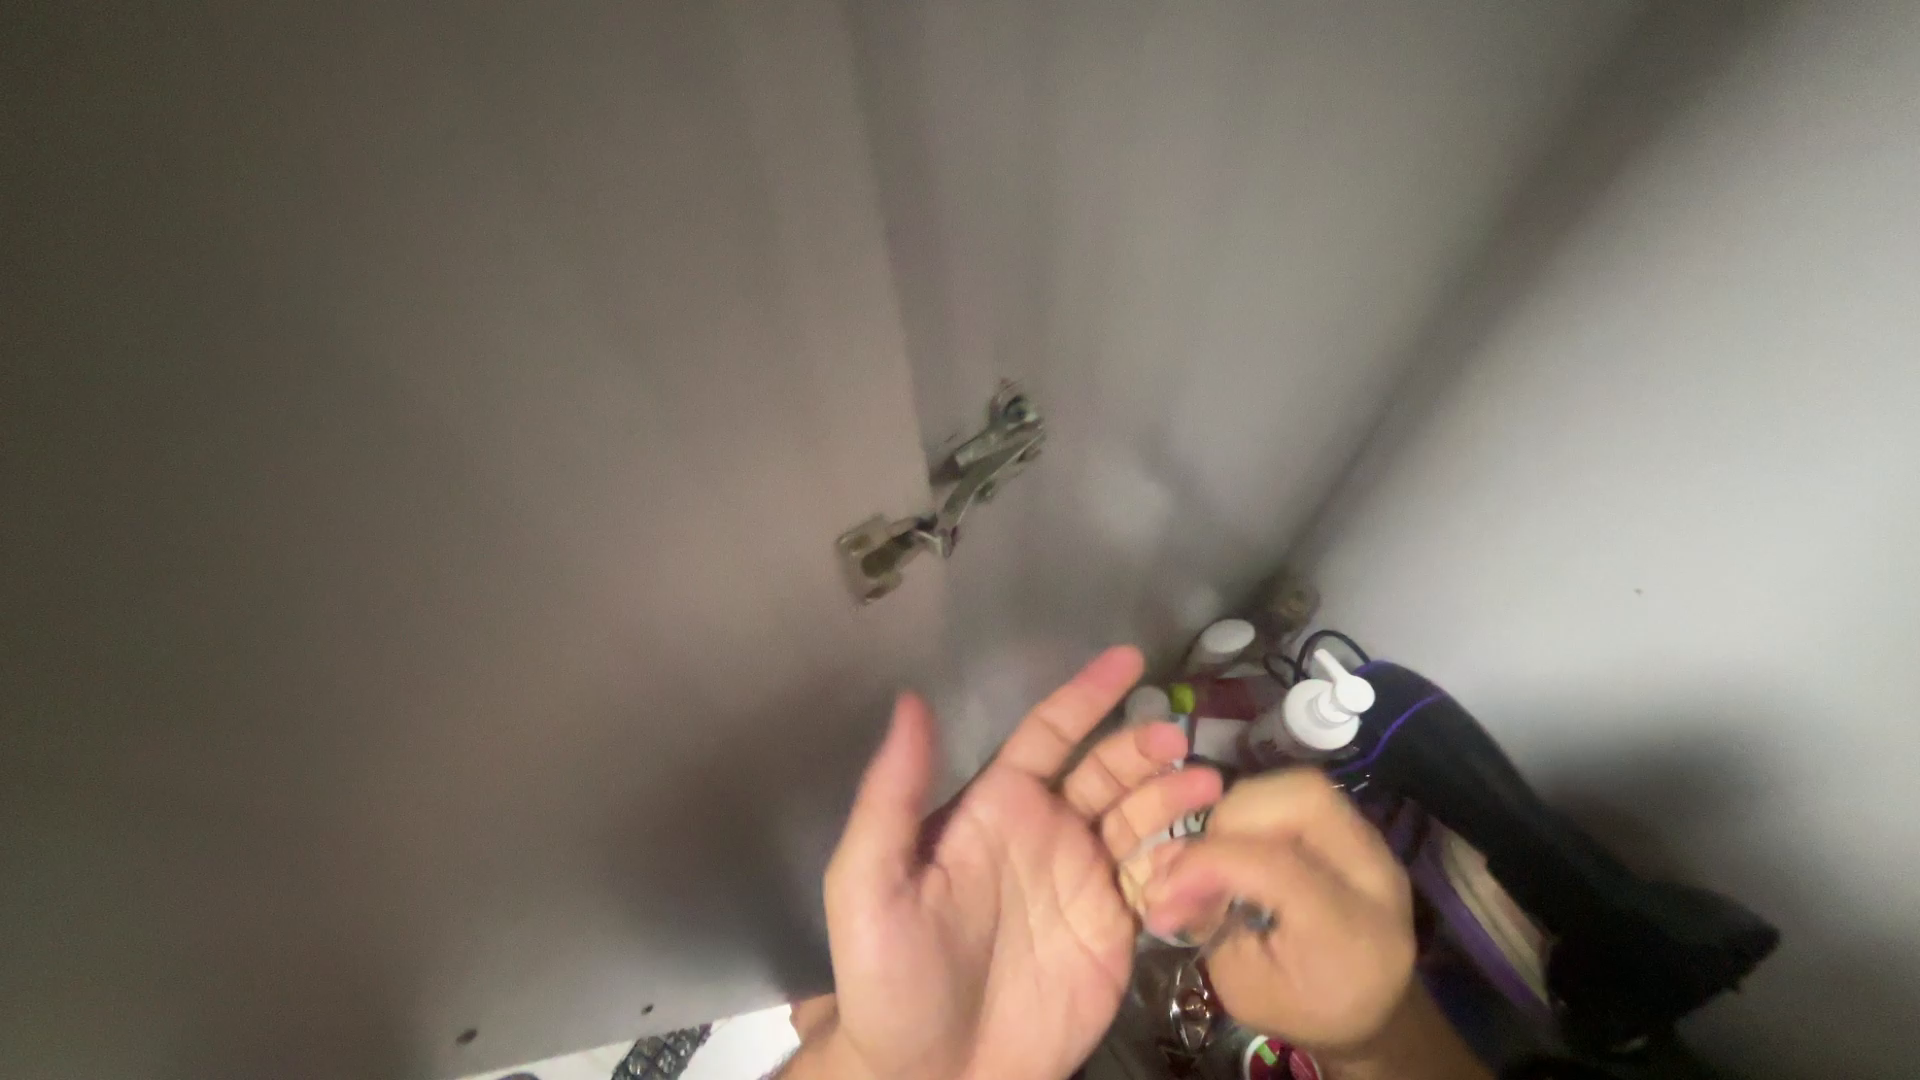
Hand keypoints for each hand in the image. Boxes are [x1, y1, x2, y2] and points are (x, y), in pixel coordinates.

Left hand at [792, 647, 1222, 1079]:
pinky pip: (1158, 885)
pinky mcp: (1113, 931)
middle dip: (1141, 747)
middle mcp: (1047, 830)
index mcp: (997, 806)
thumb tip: (910, 701)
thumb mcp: (871, 877)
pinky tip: (1202, 859)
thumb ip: (893, 790)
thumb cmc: (890, 974)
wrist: (930, 1076)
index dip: (1086, 694)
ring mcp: (1084, 880)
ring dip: (1173, 796)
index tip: (1128, 660)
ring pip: (1140, 819)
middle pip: (1107, 770)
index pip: (1049, 732)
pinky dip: (1184, 865)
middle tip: (1174, 740)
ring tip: (1204, 785)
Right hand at [1142, 770, 1416, 1057]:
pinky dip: (1258, 805)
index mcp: (1351, 933)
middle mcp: (1374, 877)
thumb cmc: (1300, 1003)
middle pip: (1302, 801)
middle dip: (1232, 819)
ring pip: (1300, 786)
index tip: (1162, 886)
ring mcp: (1371, 845)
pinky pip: (1300, 791)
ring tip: (1220, 848)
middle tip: (1200, 857)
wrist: (1366, 1006)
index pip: (1278, 867)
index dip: (1208, 863)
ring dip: (1243, 807)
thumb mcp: (1241, 985)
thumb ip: (1203, 924)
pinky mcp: (1357, 828)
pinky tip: (1241, 841)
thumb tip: (1157, 880)